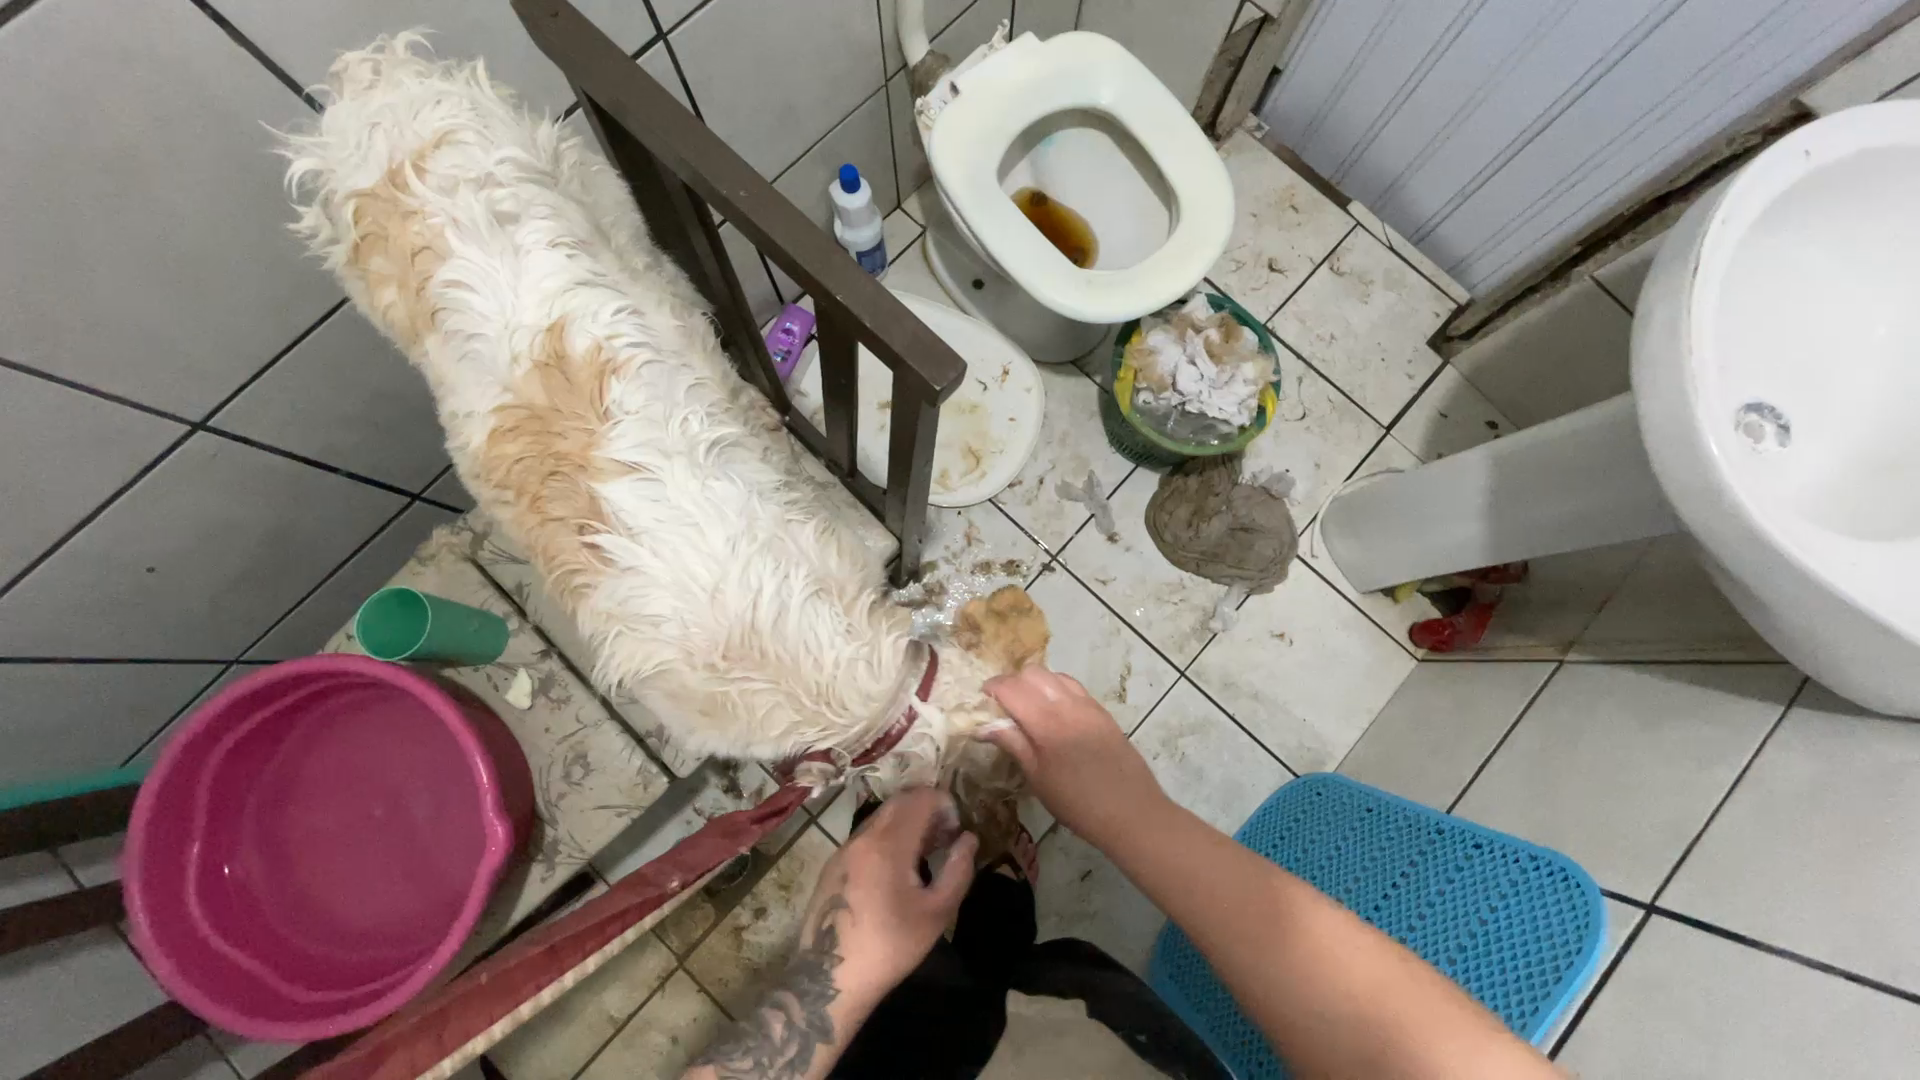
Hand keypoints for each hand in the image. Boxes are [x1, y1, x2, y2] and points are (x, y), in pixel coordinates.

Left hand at [799, 787, 977, 1006]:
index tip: (956, 830)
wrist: (829, 980)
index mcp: (887, 844)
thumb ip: (958, 870)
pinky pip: (866, 835)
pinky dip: (887, 836)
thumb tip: (968, 838)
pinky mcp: (832, 863)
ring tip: (924, 853)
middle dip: (926, 809)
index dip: (944, 804)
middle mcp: (861, 837)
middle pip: (899, 801)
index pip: (920, 798)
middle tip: (944, 837)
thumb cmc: (890, 947)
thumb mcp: (936, 913)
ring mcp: (843, 848)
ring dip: (906, 821)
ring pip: (881, 817)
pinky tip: (896, 869)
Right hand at [981, 667, 1167, 848]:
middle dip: (1012, 683)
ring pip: (1053, 675)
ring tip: (1027, 707)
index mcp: (1047, 723)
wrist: (1131, 812)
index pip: (1011, 687)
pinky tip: (1053, 712)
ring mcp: (1088, 705)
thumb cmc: (1076, 803)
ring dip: (1034, 683)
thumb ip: (1012, 743)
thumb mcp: (1037, 778)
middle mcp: (1068, 705)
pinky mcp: (1102, 711)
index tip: (982, 701)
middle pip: (1032, 673)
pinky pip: (1073, 686)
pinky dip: (1055, 689)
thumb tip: (983, 725)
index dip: (992, 688)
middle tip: (1003, 706)